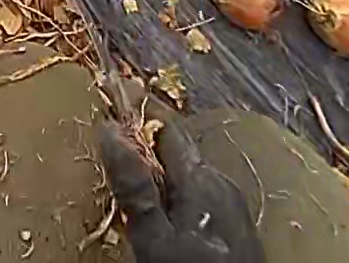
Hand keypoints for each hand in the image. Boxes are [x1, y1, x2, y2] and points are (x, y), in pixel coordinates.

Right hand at [99, 119, 262, 262]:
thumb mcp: (154, 241)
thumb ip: (134, 187)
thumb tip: (109, 128)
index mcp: (201, 176)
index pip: (167, 127)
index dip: (139, 116)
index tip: (113, 107)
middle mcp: (221, 181)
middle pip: (179, 152)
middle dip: (149, 149)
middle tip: (118, 155)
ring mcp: (234, 206)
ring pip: (191, 176)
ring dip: (165, 176)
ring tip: (139, 187)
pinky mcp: (239, 230)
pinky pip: (203, 198)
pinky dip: (181, 198)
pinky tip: (169, 217)